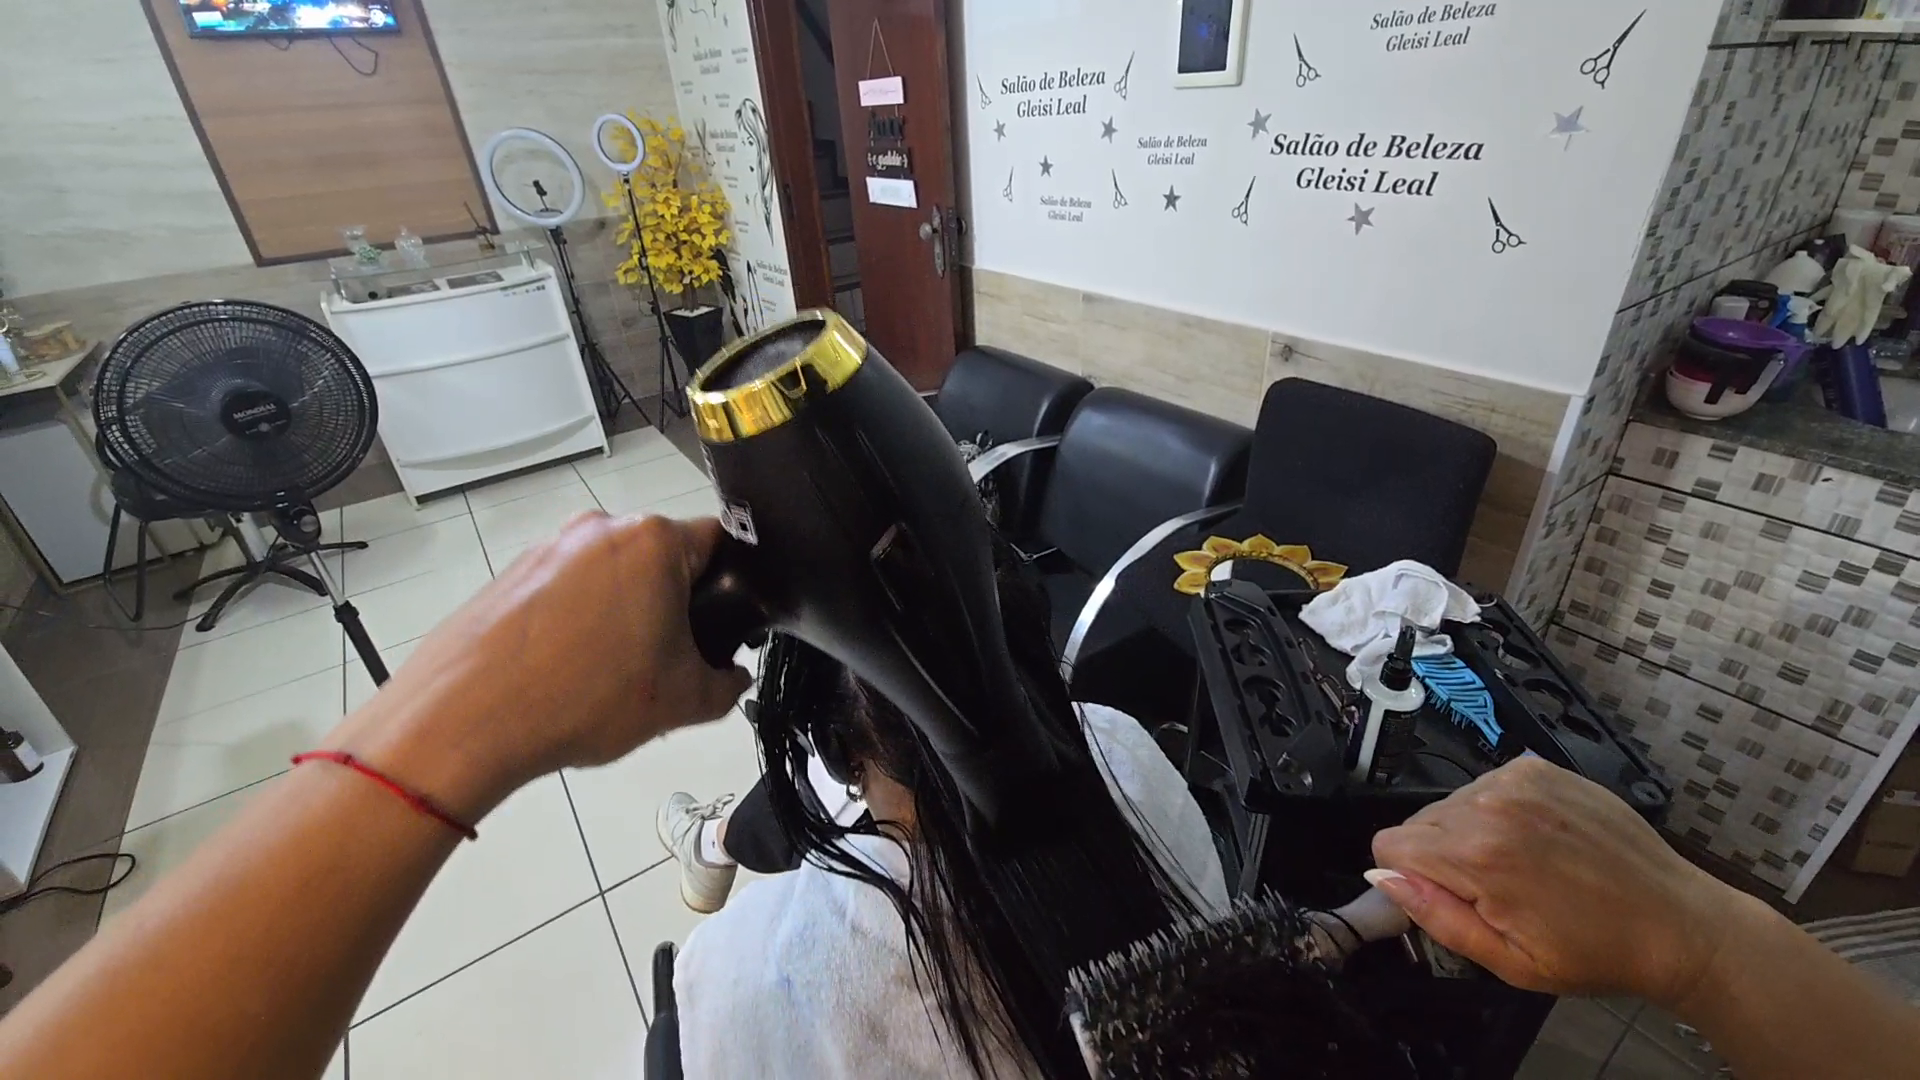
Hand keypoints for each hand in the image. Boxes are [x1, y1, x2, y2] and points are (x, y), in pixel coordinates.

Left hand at [327, 513, 752, 818]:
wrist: (460, 723)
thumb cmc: (587, 698)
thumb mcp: (682, 701)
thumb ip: (729, 684)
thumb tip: (732, 676)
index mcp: (653, 540)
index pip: (720, 542)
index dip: (733, 585)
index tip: (723, 625)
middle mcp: (603, 527)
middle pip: (665, 556)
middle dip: (678, 600)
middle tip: (672, 657)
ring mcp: (550, 545)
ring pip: (617, 572)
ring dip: (630, 609)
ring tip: (614, 670)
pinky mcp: (512, 572)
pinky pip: (572, 586)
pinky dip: (584, 617)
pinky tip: (569, 667)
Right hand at [1369, 757, 1737, 1008]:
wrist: (1684, 925)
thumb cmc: (1595, 953)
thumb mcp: (1510, 962)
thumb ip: (1436, 917)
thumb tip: (1382, 875)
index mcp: (1476, 854)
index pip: (1389, 844)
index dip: (1410, 876)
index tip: (1451, 896)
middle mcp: (1486, 804)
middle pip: (1418, 822)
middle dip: (1440, 854)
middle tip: (1494, 886)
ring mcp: (1513, 780)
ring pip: (1449, 804)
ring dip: (1468, 831)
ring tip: (1521, 861)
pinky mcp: (1536, 768)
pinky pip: (1483, 785)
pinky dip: (1497, 810)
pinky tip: (1537, 836)